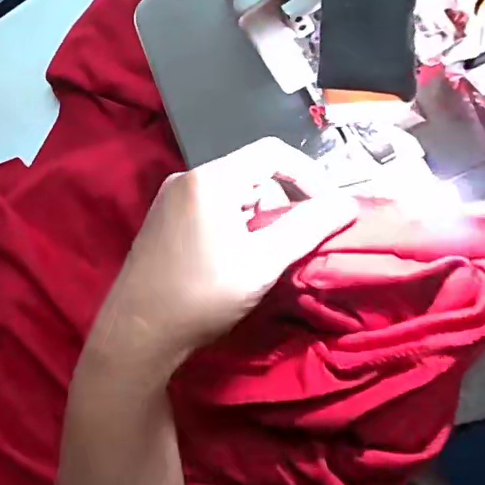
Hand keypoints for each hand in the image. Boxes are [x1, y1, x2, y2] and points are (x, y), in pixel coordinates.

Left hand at [89, 138, 358, 379]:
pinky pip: (210, 206)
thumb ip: (307, 228)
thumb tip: (347, 203)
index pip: (272, 152)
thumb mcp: (263, 263)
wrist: (137, 332)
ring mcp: (170, 197)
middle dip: (282, 201)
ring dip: (257, 217)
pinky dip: (233, 223)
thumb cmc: (202, 295)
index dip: (308, 175)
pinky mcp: (162, 218)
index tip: (328, 208)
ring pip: (232, 192)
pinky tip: (232, 258)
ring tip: (261, 258)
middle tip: (294, 242)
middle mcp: (187, 177)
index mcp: (210, 179)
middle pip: (251, 172)